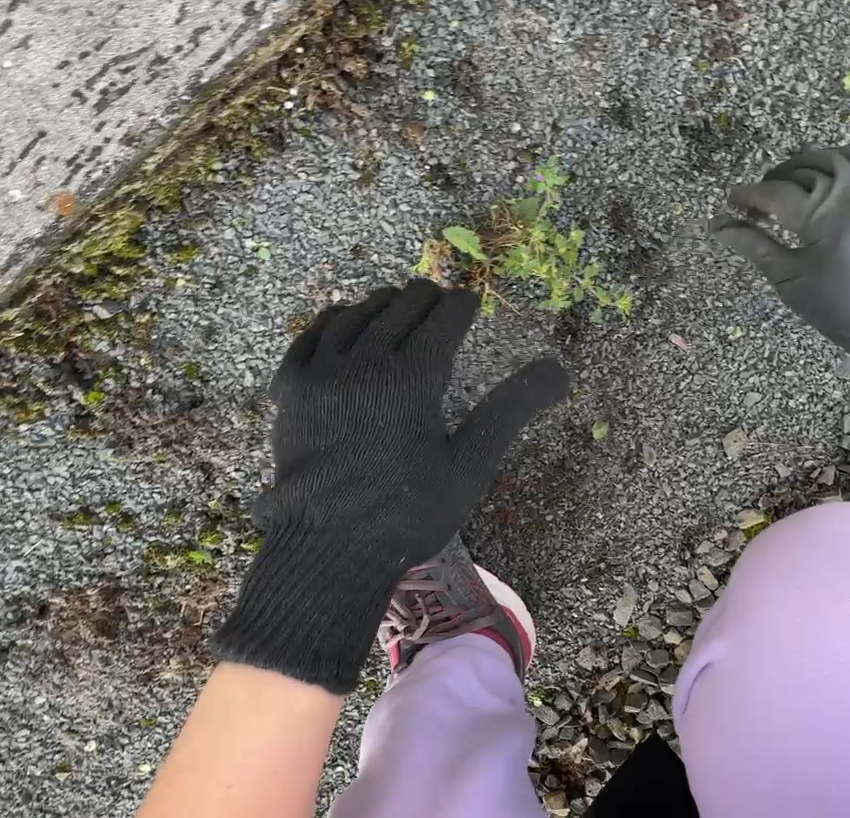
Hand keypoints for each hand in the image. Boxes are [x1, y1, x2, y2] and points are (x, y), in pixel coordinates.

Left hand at [211, 279, 569, 692]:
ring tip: (398, 303)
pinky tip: (342, 320)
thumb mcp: (471, 463)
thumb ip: (512, 408)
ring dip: (382, 303)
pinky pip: (310, 336)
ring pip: (356, 314)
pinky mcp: (290, 390)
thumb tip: (559, 369)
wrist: (327, 550)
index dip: (462, 304)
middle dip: (425, 298)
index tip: (471, 301)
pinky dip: (332, 321)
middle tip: (440, 302)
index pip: (443, 318)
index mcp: (413, 377)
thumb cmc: (409, 512)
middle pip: (400, 306)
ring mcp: (322, 373)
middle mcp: (365, 362)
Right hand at [712, 146, 849, 442]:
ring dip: (808, 162)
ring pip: (836, 160)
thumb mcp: (787, 278)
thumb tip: (717, 225)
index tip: (730, 202)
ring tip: (789, 177)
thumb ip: (753, 245)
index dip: (748, 195)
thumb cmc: (835, 307)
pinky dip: (846, 160)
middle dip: (774, 180)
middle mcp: (849, 198)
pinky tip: (831, 168)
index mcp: (820, 218)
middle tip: (757, 202)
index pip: (775, 193)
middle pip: (803, 171)